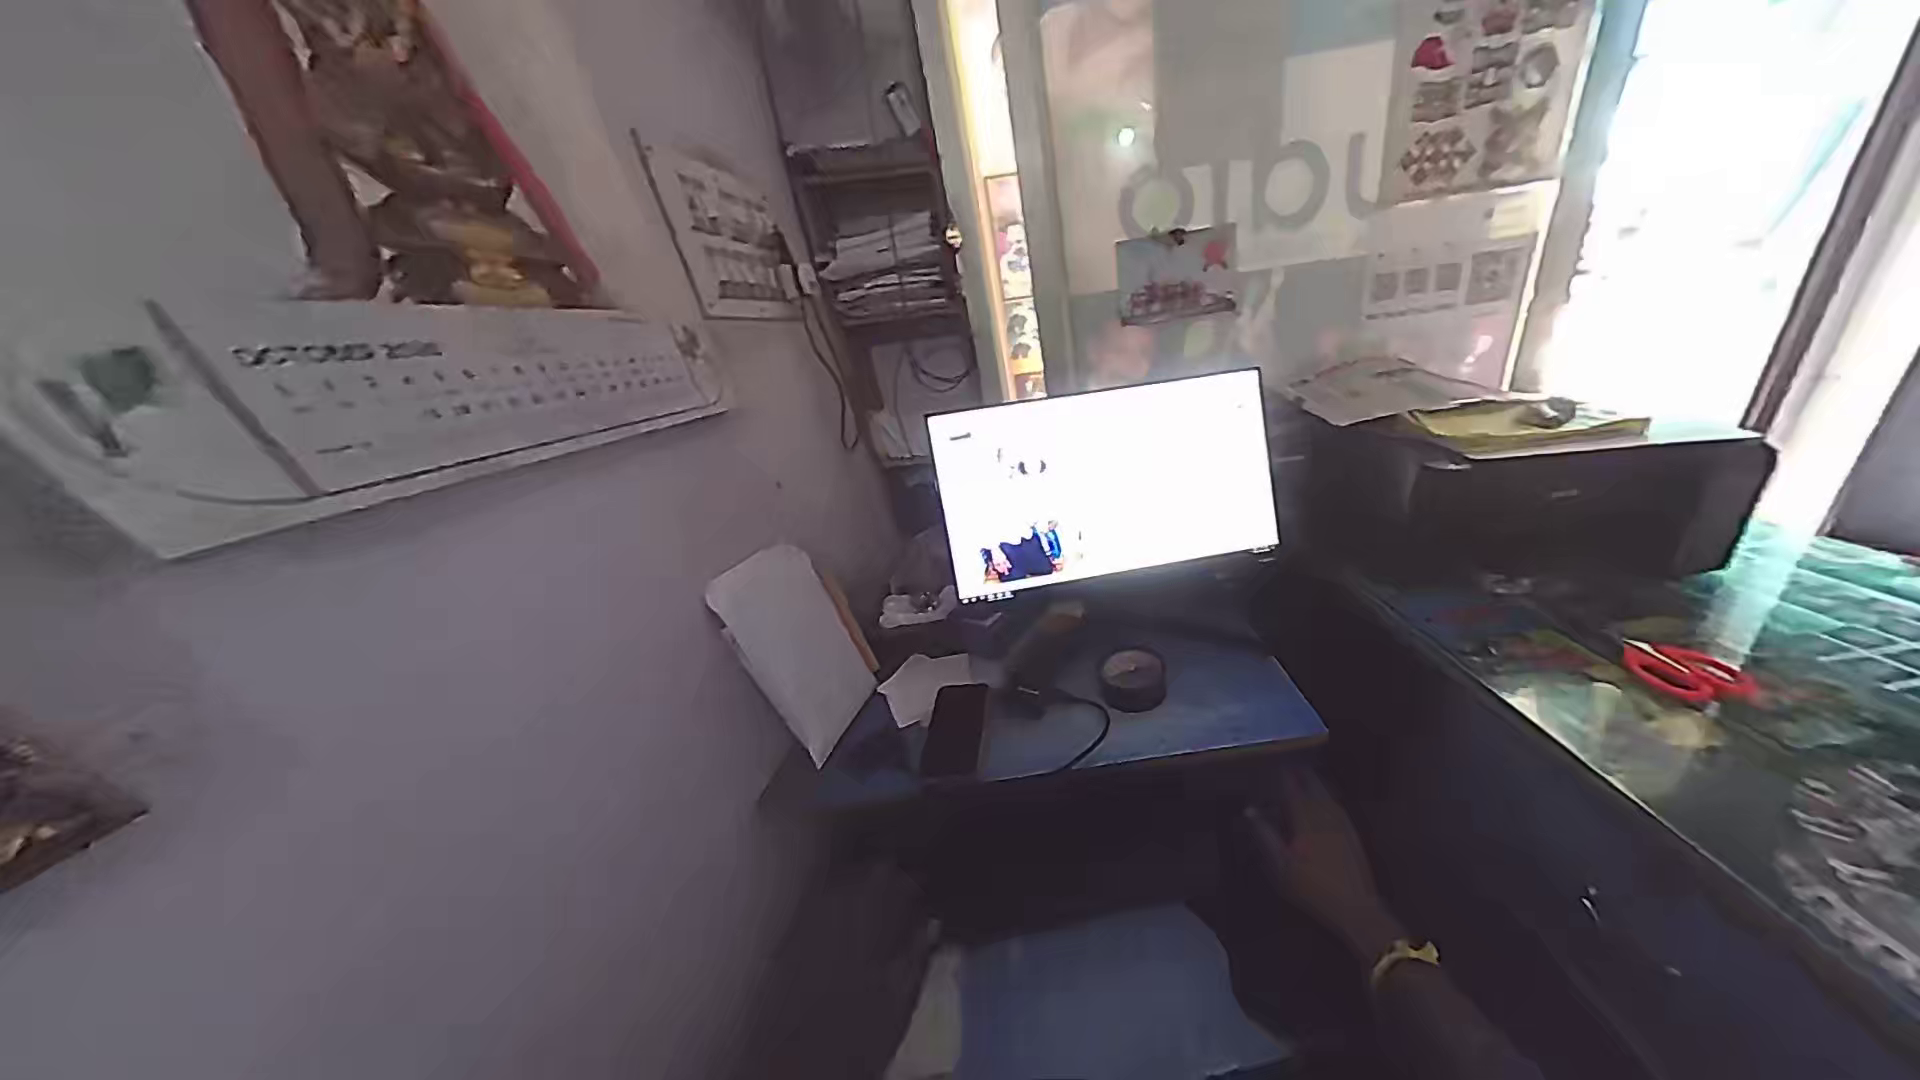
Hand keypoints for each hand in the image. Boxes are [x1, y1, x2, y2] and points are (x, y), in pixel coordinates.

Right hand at [1245, 770, 1403, 959]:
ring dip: (1320, 786)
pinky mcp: (1355, 839)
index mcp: (1305, 823)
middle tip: (1296, 766)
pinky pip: (1342, 811)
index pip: (1294, 793)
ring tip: (1311, 778)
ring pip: (1330, 799)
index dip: (1287, 779)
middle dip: (1305, 777)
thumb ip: (1265, 835)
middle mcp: (1325, 820)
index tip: (1280, 767)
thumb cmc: (1312, 888)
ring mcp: (1343, 829)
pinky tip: (1332, 802)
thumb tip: (1249, 810)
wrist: (1355, 909)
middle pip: (1315, 791)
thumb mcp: (1280, 865)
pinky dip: (1333, 801)